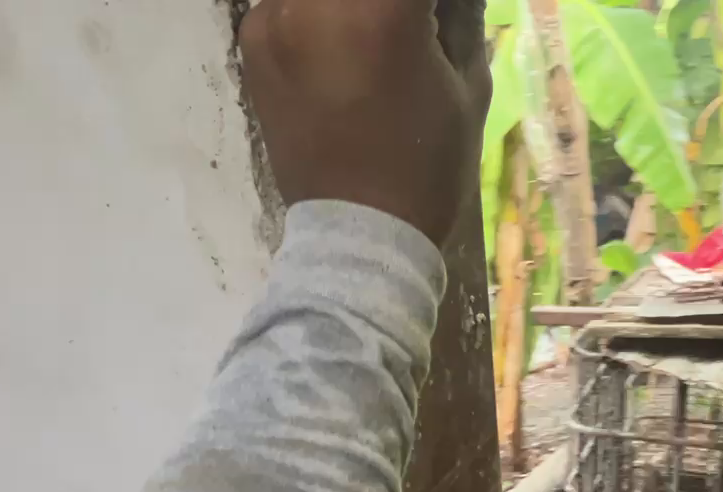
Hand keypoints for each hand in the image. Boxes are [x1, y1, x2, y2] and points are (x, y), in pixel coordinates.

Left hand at [239, 0, 488, 246]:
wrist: (363, 237)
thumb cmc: (427, 174)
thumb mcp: (468, 92)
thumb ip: (460, 19)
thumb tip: (446, 1)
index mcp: (383, 10)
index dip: (429, 4)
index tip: (437, 17)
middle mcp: (317, 1)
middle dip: (390, 7)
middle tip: (409, 27)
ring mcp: (276, 18)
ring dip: (349, 10)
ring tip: (369, 41)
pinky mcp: (253, 44)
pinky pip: (288, 2)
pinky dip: (316, 16)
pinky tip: (335, 50)